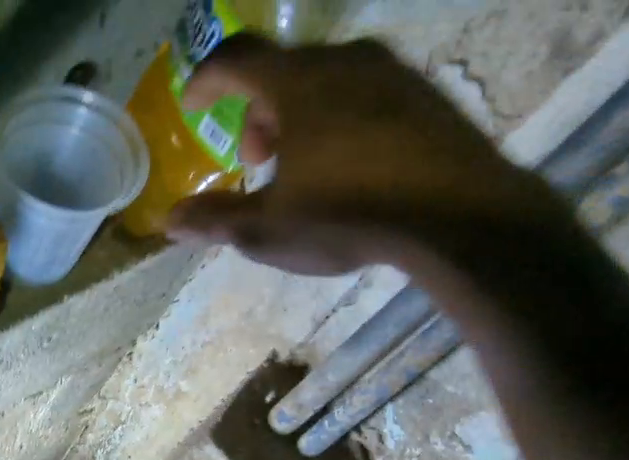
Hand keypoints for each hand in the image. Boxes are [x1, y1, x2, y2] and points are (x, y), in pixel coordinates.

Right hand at [160, 34, 568, 276]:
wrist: (458, 215)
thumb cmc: (347, 216)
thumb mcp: (266, 229)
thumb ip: (215, 218)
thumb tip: (170, 221)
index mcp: (298, 85)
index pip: (236, 59)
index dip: (206, 80)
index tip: (193, 107)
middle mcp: (345, 62)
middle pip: (281, 69)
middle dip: (255, 113)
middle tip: (254, 160)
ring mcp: (392, 73)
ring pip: (324, 79)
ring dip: (295, 116)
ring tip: (296, 168)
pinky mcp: (424, 94)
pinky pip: (361, 93)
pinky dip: (335, 118)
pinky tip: (341, 167)